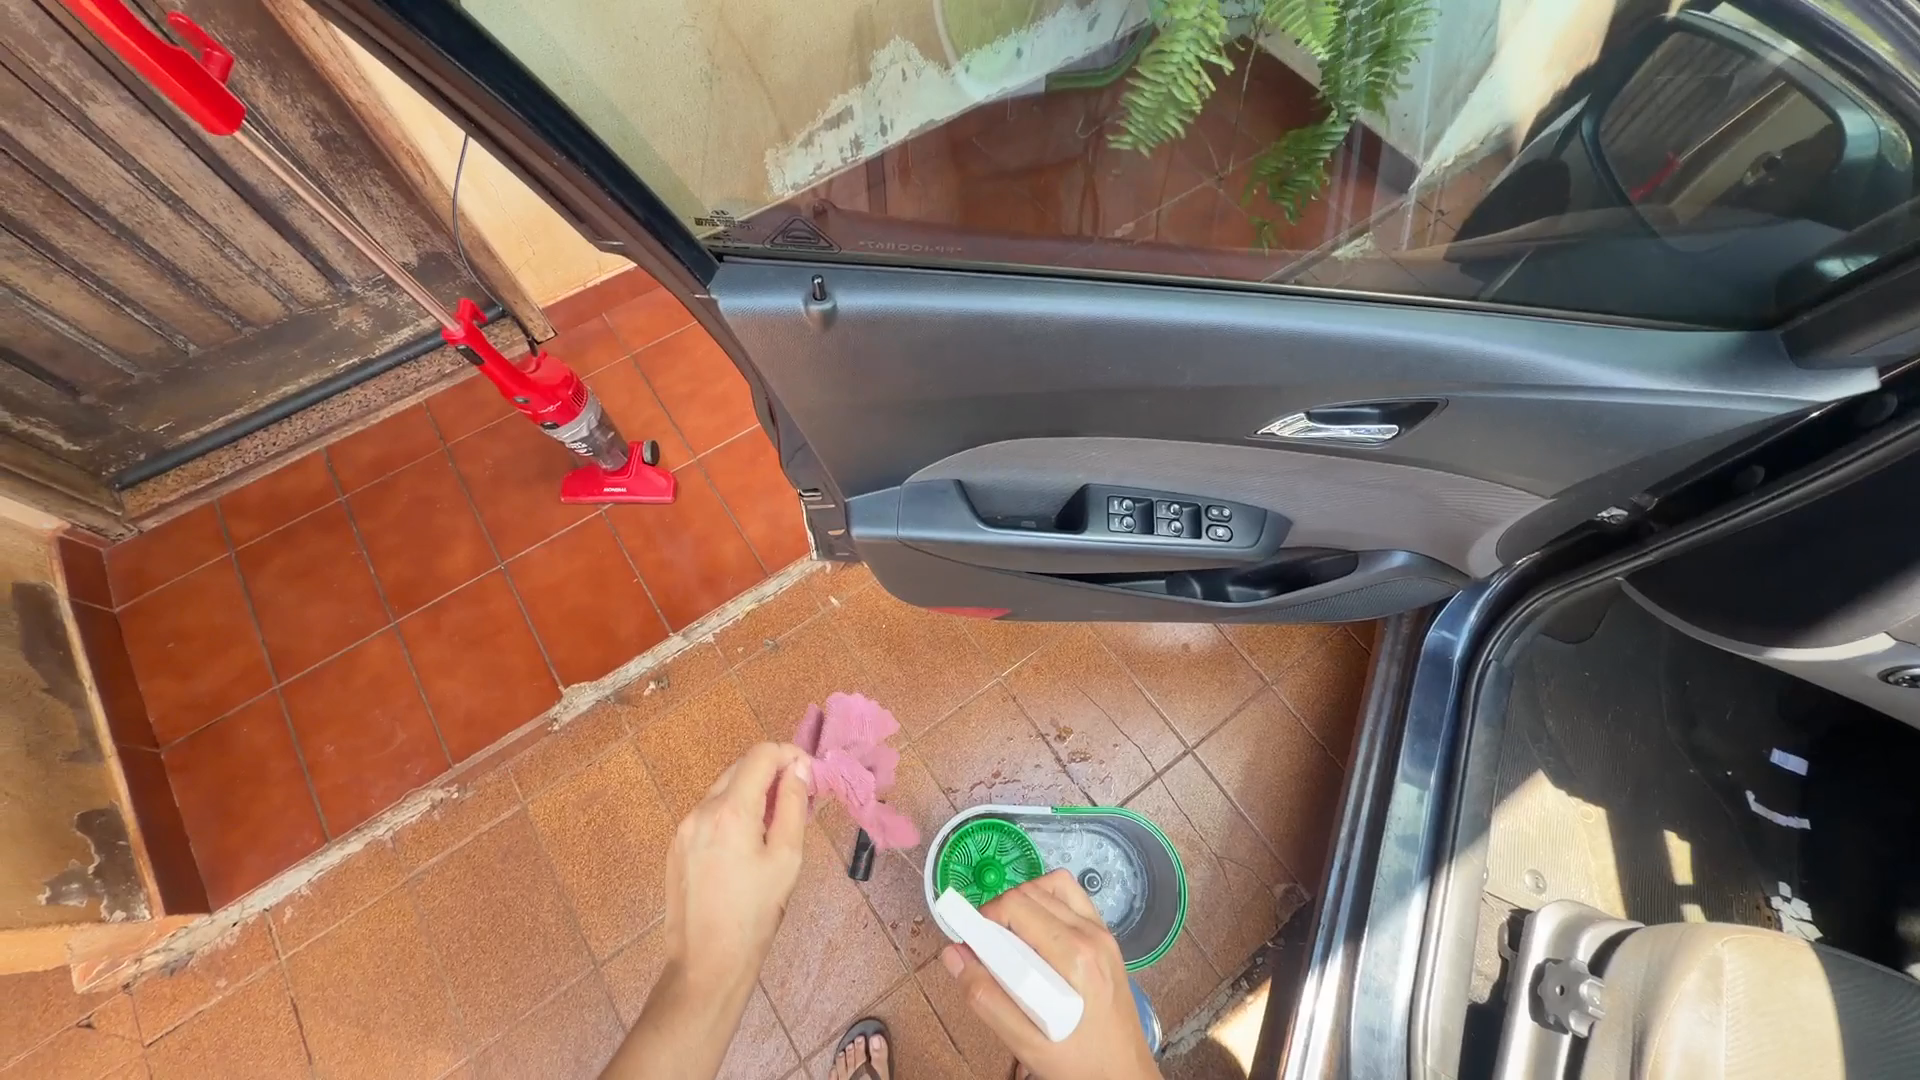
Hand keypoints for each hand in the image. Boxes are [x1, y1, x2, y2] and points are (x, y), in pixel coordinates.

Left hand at [661, 742, 812, 997]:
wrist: (705, 964)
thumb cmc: (755, 913)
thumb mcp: (787, 857)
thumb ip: (793, 805)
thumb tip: (799, 769)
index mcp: (731, 810)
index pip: (762, 754)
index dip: (790, 755)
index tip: (809, 776)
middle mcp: (701, 810)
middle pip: (741, 766)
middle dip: (773, 773)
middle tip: (799, 800)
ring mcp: (684, 827)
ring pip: (725, 788)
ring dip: (753, 792)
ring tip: (776, 824)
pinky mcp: (677, 846)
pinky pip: (710, 812)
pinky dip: (734, 812)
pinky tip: (748, 844)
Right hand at [941, 869, 1159, 1079]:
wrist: (1123, 1075)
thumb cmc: (1077, 1063)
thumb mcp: (1025, 1044)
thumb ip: (985, 997)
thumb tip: (952, 953)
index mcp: (1074, 958)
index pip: (1016, 906)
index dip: (985, 918)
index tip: (974, 944)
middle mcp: (1091, 934)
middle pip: (1029, 892)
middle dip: (1000, 912)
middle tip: (990, 948)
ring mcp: (1102, 930)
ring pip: (1049, 887)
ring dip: (1022, 903)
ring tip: (1012, 938)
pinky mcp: (1106, 933)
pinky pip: (1071, 894)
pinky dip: (1047, 898)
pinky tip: (1038, 929)